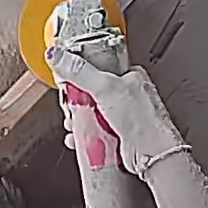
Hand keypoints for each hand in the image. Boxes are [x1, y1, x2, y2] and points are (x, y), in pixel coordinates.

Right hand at [47, 47, 187, 178]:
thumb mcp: (105, 86)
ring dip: (79, 121)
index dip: (82, 72)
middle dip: (77, 102)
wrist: (151, 153)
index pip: (100, 67)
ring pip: (92, 115)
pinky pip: (95, 133)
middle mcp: (129, 96)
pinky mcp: (118, 137)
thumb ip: (79, 71)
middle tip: (70, 105)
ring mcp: (123, 118)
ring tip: (73, 123)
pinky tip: (80, 138)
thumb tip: (56, 54)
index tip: (67, 77)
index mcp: (131, 76)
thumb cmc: (142, 120)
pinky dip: (84, 137)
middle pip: (93, 93)